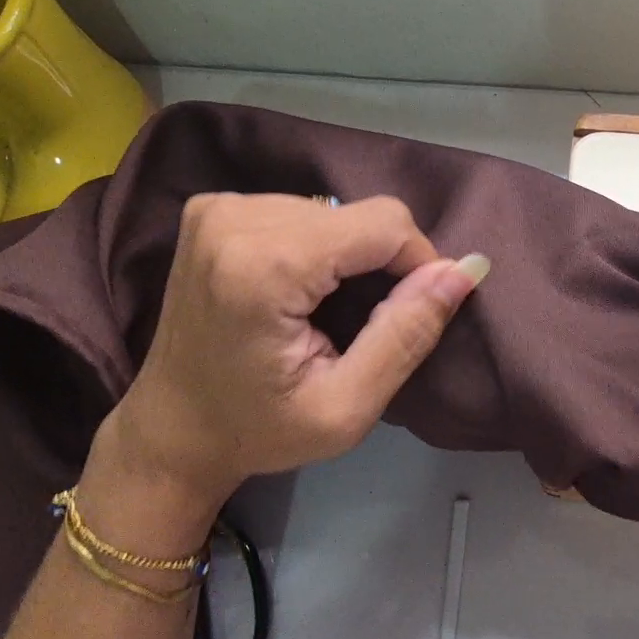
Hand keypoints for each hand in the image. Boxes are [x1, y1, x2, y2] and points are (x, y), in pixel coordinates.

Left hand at [106, 192, 487, 505]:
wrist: (173, 430)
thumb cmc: (259, 430)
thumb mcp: (348, 405)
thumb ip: (406, 334)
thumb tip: (465, 271)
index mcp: (263, 265)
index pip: (383, 224)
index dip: (420, 264)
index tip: (416, 315)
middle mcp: (235, 217)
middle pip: (360, 214)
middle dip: (385, 264)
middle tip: (371, 324)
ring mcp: (218, 208)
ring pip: (336, 211)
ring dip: (354, 257)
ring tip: (334, 313)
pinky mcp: (214, 210)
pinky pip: (305, 212)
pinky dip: (323, 249)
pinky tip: (306, 294)